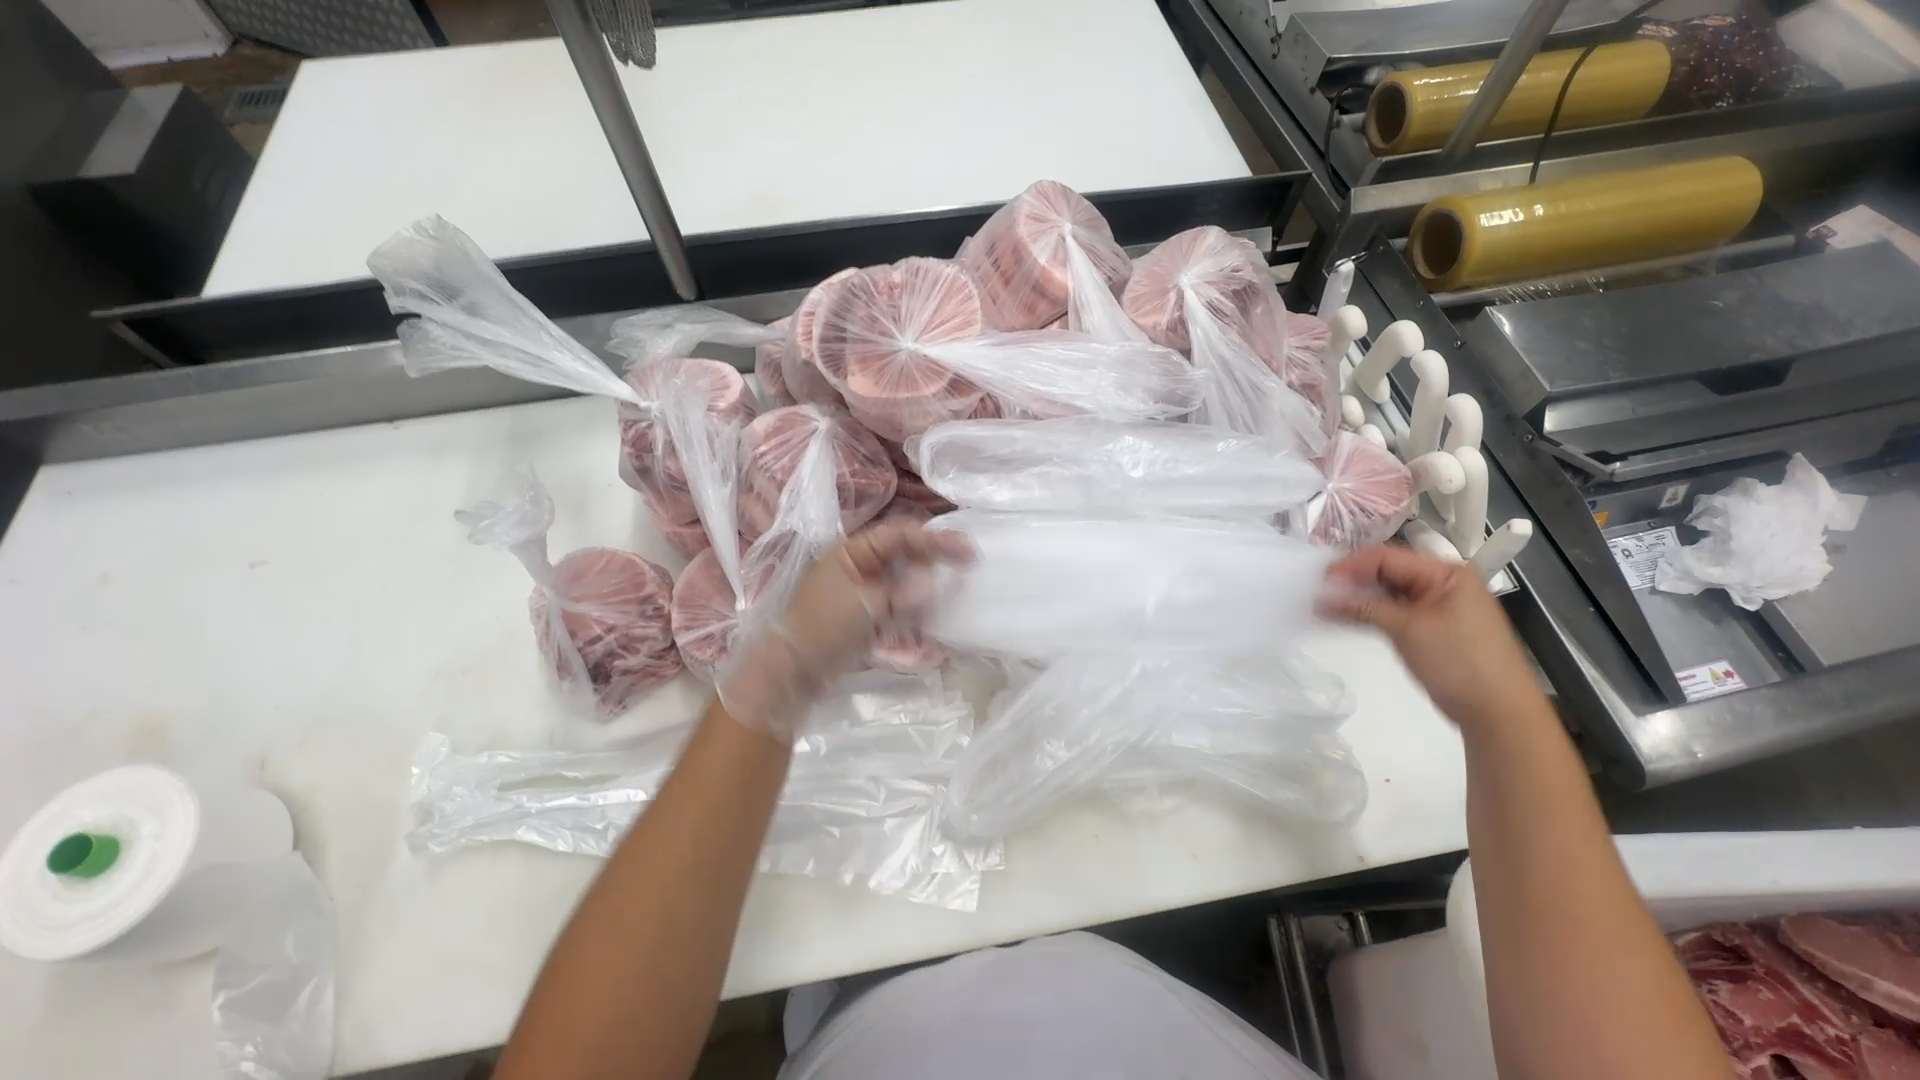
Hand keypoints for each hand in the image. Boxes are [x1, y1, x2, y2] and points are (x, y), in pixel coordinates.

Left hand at [719, 522, 973, 741]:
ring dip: (928, 607)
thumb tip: (931, 586)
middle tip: (966, 574)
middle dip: (934, 571)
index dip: (934, 540)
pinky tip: (931, 652)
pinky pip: (896, 628)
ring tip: (950, 616)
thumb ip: (901, 594)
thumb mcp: (863, 604)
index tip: (966, 548)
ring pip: (905, 597)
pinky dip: (913, 637)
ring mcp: (860, 604)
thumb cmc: (820, 628)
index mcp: (850, 556)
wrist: (788, 675)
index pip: (898, 537)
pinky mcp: (863, 633)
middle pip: (905, 564)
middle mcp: (857, 574)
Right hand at [1318, 545, 1546, 730]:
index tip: (1318, 581)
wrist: (1498, 711)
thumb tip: (1322, 596)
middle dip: (1352, 581)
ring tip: (1325, 606)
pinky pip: (1396, 611)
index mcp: (1447, 572)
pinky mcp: (1432, 628)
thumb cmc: (1459, 662)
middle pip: (1388, 572)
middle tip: (1318, 592)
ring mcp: (1438, 606)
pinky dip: (1372, 613)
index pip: (1388, 557)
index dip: (1351, 566)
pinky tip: (1346, 618)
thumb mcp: (1409, 629)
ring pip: (1389, 592)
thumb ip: (1364, 607)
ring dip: (1359, 598)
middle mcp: (1443, 582)